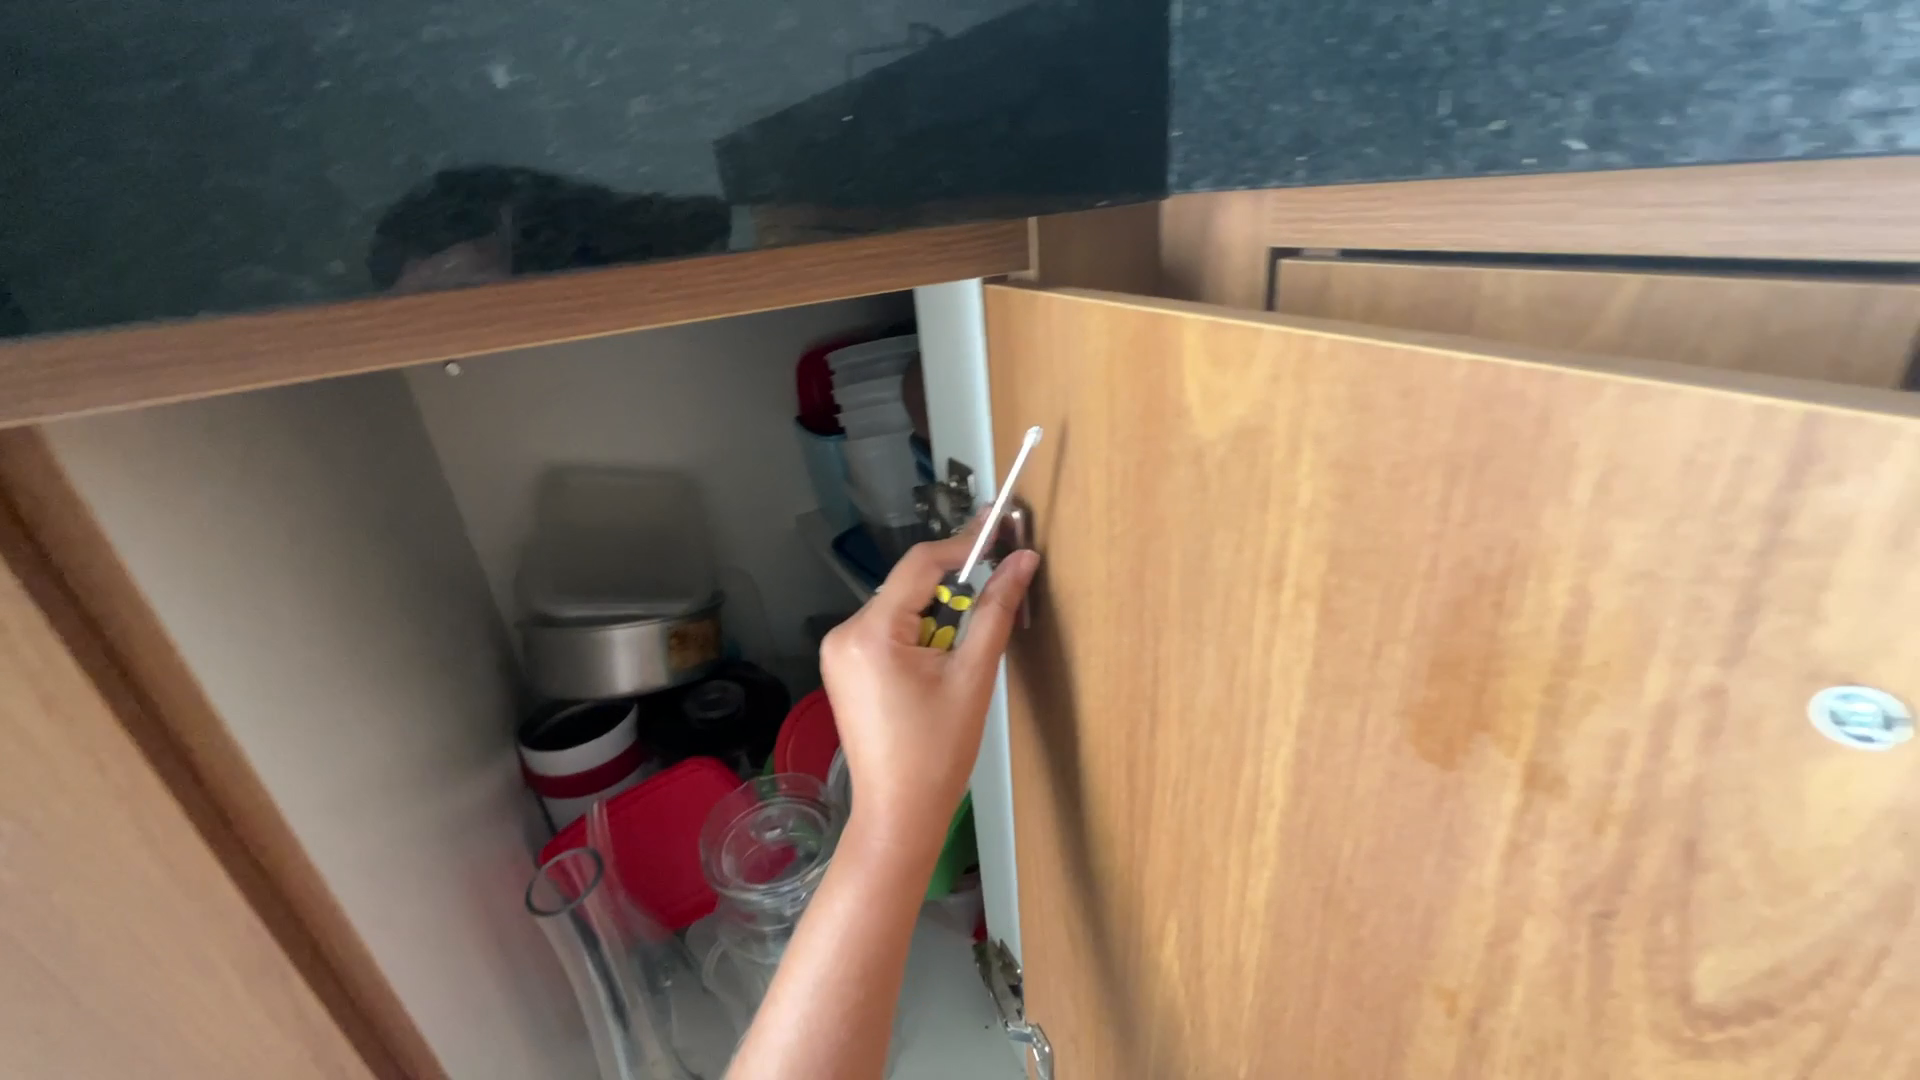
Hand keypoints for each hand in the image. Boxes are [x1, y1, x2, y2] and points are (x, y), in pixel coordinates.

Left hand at [819, 524, 1039, 856]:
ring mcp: (838, 651)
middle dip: (952, 589)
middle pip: (908, 587)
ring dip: (936, 616)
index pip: (920, 564)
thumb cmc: (938, 751)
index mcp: (871, 632)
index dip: (963, 544)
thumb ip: (996, 610)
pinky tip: (936, 667)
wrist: (898, 813)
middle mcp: (844, 633)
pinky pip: (886, 631)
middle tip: (995, 592)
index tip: (1000, 529)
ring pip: (899, 609)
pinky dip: (917, 634)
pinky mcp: (843, 668)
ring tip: (960, 657)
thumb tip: (1022, 560)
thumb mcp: (973, 675)